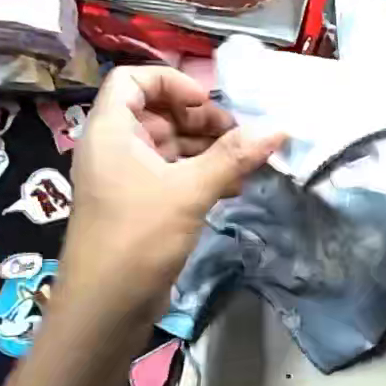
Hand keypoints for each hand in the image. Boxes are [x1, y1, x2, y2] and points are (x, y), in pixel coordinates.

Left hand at [62, 67, 282, 328]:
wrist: (106, 305)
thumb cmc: (139, 237)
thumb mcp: (190, 191)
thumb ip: (233, 157)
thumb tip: (279, 128)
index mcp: (111, 130)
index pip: (133, 80)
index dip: (172, 83)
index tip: (210, 105)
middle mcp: (115, 148)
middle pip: (158, 113)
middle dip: (201, 120)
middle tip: (239, 139)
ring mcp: (127, 179)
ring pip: (170, 148)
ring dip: (207, 151)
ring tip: (244, 167)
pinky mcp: (140, 207)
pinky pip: (172, 176)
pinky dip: (201, 176)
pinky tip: (232, 189)